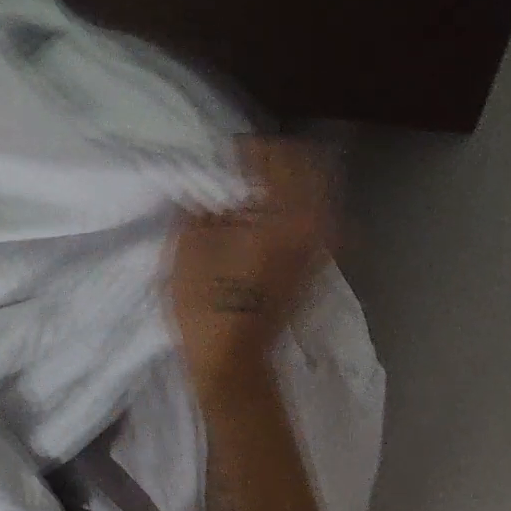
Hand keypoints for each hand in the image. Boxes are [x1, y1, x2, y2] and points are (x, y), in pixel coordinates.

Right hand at [167, 137, 335, 394]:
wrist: (232, 361)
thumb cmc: (206, 304)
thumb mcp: (188, 246)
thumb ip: (201, 205)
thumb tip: (205, 186)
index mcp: (286, 215)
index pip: (277, 157)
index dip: (245, 149)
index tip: (220, 151)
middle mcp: (317, 224)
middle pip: (306, 169)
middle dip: (270, 162)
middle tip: (235, 165)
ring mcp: (322, 246)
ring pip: (312, 194)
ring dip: (280, 185)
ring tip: (242, 191)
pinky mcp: (316, 264)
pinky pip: (310, 217)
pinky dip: (286, 208)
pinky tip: (254, 218)